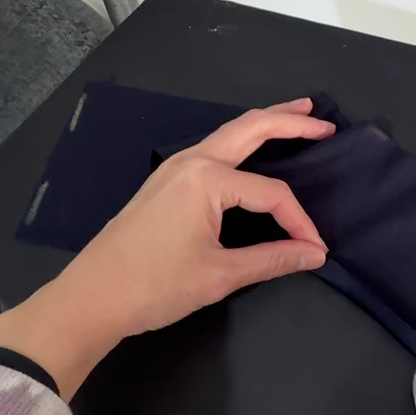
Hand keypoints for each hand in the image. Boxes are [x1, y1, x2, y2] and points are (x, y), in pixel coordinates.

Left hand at [0, 99, 335, 398]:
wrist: (90, 299)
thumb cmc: (154, 286)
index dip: (299, 221)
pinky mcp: (167, 179)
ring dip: (266, 122)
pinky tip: (255, 147)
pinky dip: (244, 138)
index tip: (315, 248)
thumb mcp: (220, 275)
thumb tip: (315, 254)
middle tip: (325, 124)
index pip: (272, 195)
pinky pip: (216, 145)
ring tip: (298, 115)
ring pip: (231, 131)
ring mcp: (176, 166)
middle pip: (252, 128)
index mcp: (208, 179)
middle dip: (291, 121)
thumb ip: (273, 259)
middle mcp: (193, 160)